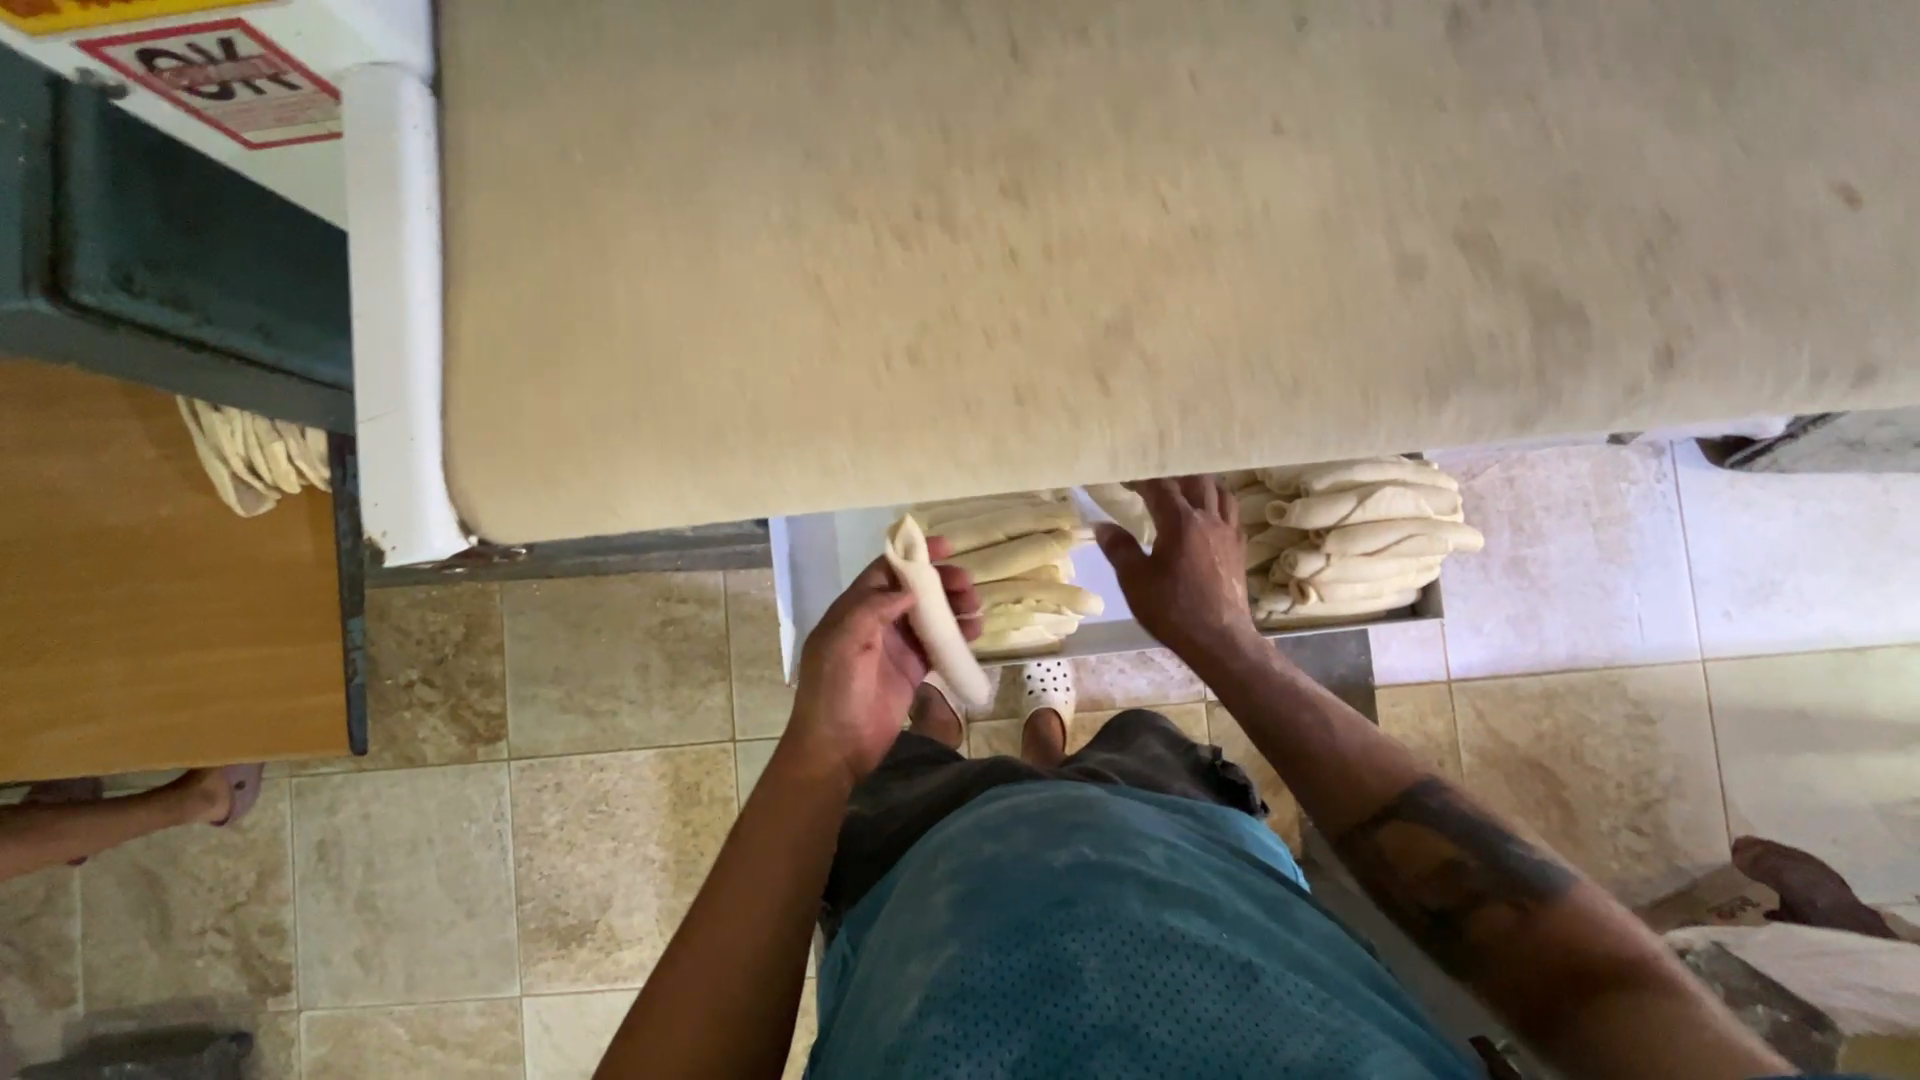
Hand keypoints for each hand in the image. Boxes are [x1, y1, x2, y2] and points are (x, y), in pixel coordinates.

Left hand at [786, 536, 979, 786]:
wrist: (836, 748)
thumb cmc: (833, 692)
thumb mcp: (842, 644)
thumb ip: (872, 610)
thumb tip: (909, 590)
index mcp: (853, 610)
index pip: (886, 571)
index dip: (914, 555)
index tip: (947, 548)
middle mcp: (876, 623)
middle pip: (913, 591)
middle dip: (941, 583)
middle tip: (969, 585)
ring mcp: (895, 648)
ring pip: (929, 616)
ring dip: (953, 608)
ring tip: (976, 608)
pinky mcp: (911, 671)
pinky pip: (937, 646)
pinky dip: (956, 637)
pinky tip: (974, 632)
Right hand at [1094, 475, 1258, 659]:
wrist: (1219, 639)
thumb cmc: (1173, 610)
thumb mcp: (1135, 581)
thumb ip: (1119, 548)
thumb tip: (1101, 526)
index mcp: (1181, 522)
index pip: (1160, 486)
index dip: (1142, 478)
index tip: (1126, 478)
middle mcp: (1209, 519)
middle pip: (1196, 480)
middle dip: (1174, 475)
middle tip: (1154, 482)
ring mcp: (1229, 533)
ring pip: (1220, 493)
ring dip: (1201, 486)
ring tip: (1183, 492)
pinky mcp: (1239, 549)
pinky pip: (1231, 514)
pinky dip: (1218, 506)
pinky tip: (1207, 519)